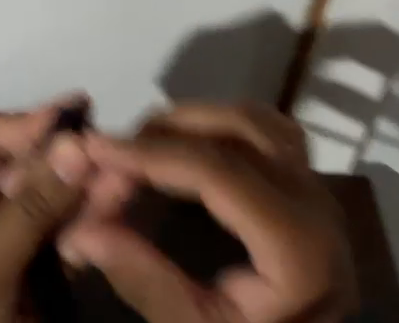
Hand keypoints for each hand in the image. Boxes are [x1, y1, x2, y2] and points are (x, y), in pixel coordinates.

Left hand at [0, 98, 100, 322]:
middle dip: (68, 157)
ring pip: (51, 201)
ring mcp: (6, 244)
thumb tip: (76, 142)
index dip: (33, 123)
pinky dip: (88, 223)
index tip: (80, 109)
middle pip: (27, 168)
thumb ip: (31, 204)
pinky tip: (116, 207)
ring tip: (125, 176)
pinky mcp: (34, 277)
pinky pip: (63, 237)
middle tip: (114, 147)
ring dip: (86, 188)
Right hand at [63, 103, 355, 322]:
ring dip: (195, 120)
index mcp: (297, 242)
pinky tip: (188, 141)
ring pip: (254, 119)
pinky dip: (222, 124)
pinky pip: (268, 129)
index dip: (152, 154)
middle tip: (112, 150)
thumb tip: (81, 230)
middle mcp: (315, 200)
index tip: (96, 147)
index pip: (216, 171)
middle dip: (167, 131)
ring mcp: (317, 187)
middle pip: (236, 130)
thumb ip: (145, 278)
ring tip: (142, 143)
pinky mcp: (310, 185)